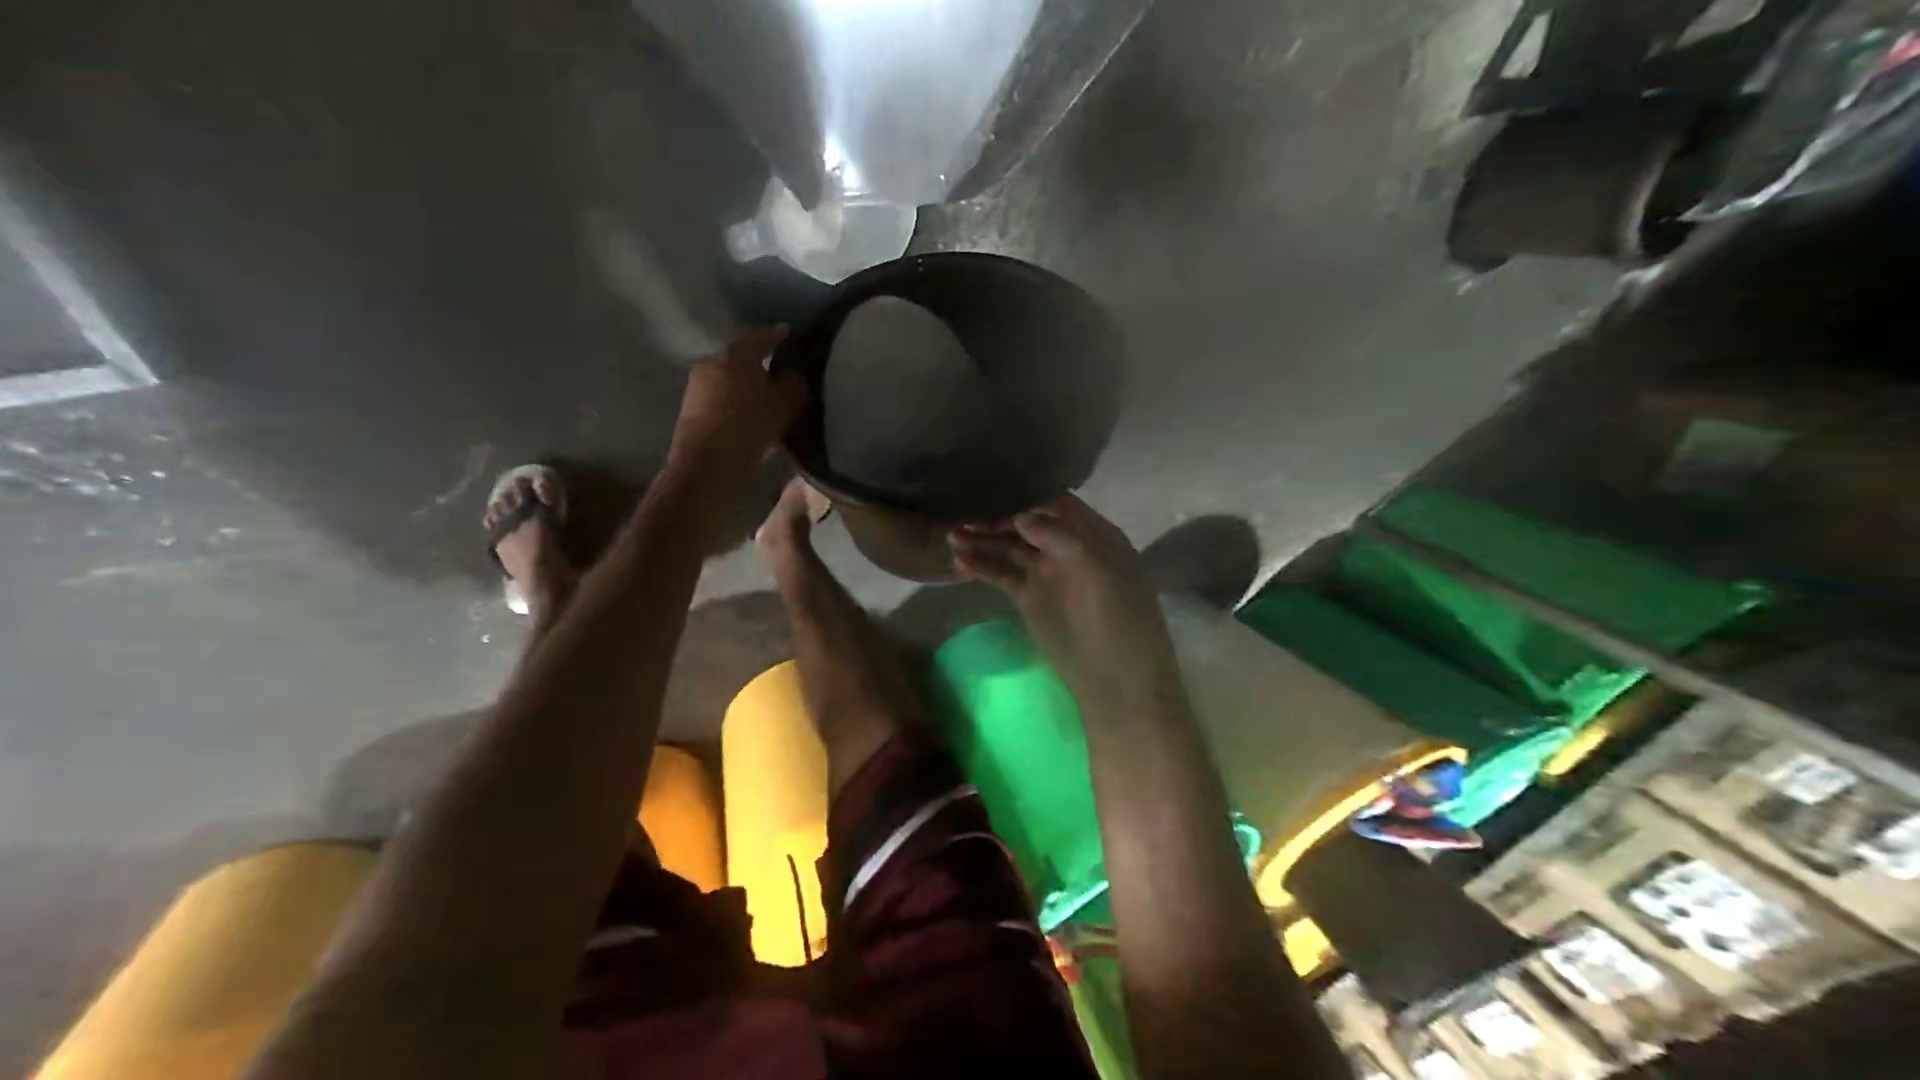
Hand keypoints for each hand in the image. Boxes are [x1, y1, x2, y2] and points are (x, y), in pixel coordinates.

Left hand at [668, 328, 807, 473]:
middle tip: (778, 370)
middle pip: (740, 357)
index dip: (777, 336)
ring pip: (727, 378)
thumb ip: (793, 386)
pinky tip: (746, 412)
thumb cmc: (750, 428)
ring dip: (744, 383)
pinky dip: (733, 400)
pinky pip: (718, 397)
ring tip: (764, 395)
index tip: (789, 334)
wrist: (707, 465)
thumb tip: (794, 376)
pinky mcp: (689, 409)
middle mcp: (712, 362)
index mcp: (736, 355)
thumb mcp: (784, 407)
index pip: (761, 337)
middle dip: (758, 362)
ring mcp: (696, 386)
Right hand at [950, 496, 1178, 710]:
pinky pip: (1002, 575)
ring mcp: (1046, 573)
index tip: (996, 492)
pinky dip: (981, 566)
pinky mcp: (1029, 599)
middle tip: (963, 513)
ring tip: (950, 534)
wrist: (1117, 682)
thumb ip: (1062, 537)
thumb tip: (1022, 516)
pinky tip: (957, 559)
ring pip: (1010, 547)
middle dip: (998, 515)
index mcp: (1095, 535)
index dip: (1027, 497)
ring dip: (982, 539)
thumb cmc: (1120, 622)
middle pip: (1028, 522)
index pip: (1057, 504)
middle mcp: (1068, 548)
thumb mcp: (1099, 570)